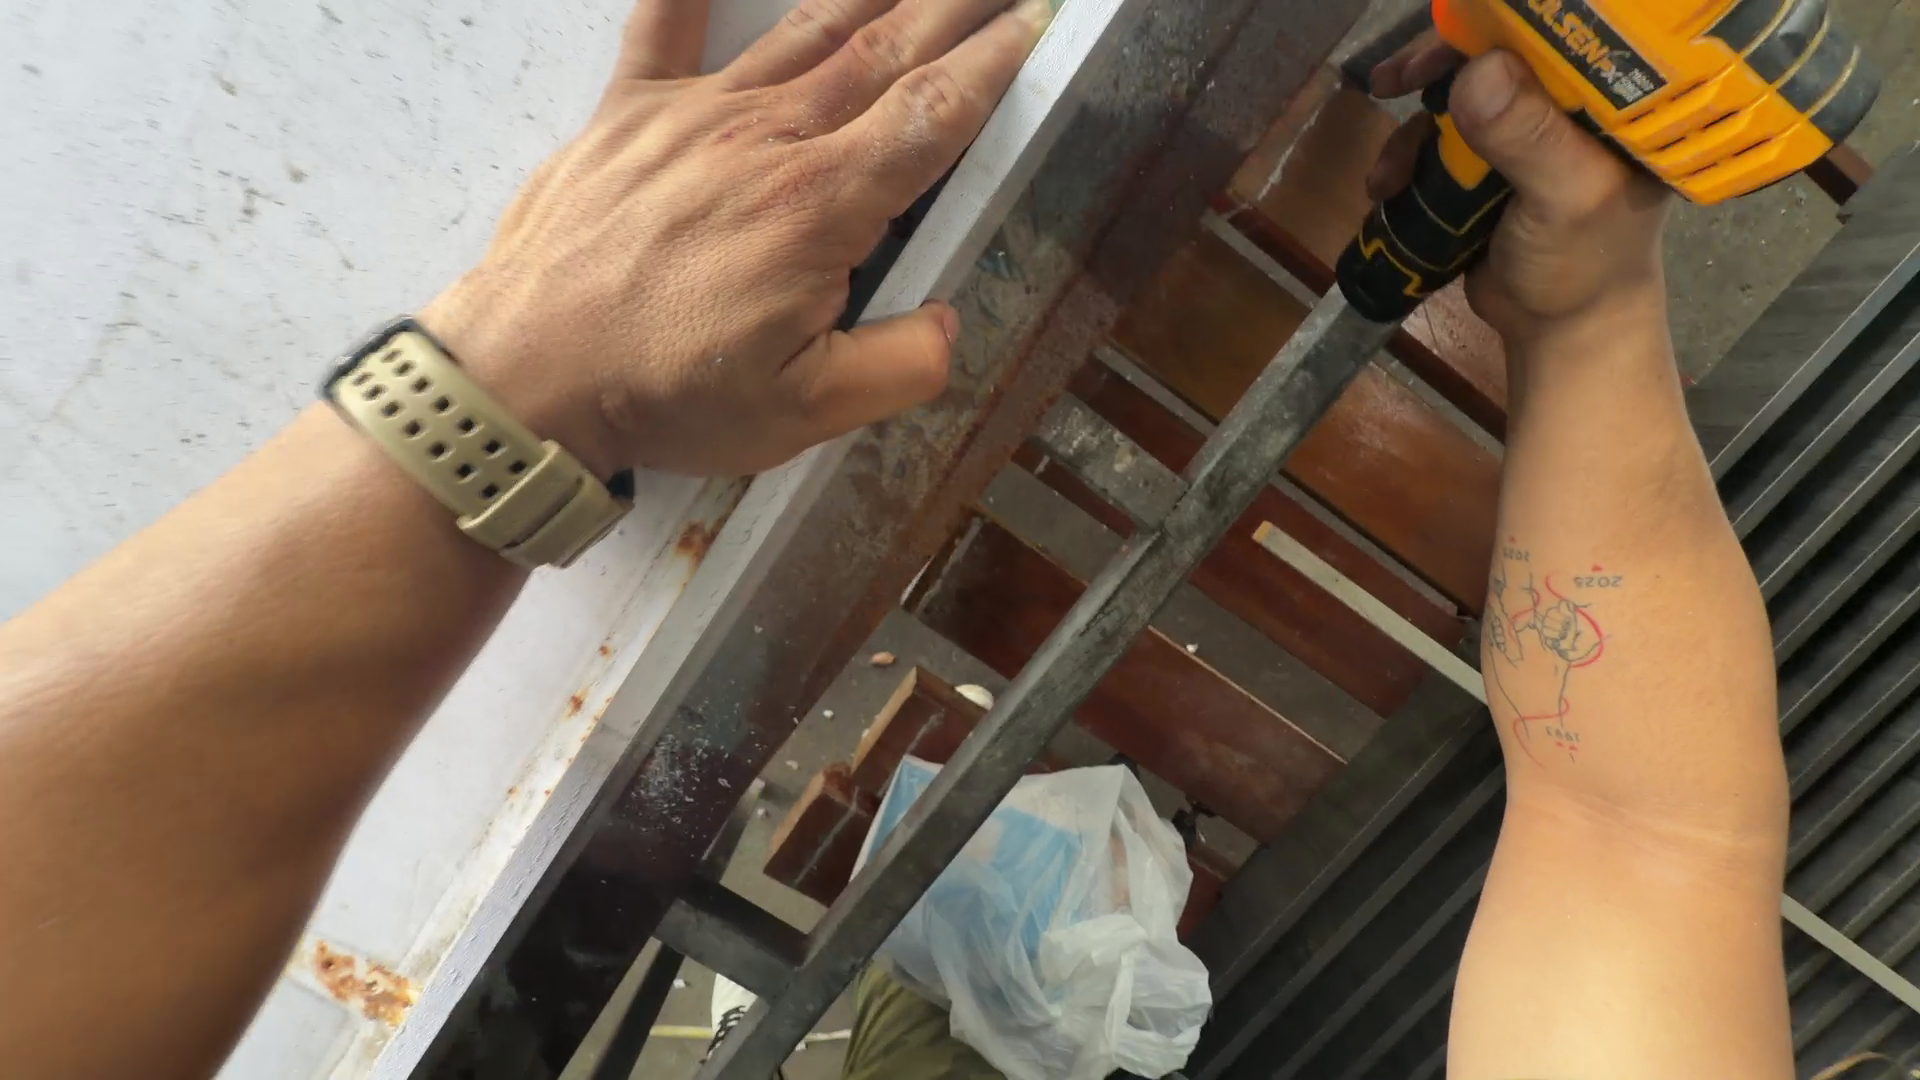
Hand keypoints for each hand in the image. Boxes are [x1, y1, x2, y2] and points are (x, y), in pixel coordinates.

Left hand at [422, 0, 1054, 476]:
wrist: (528, 377)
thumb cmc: (670, 396)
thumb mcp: (808, 412)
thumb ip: (900, 367)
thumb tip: (950, 322)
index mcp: (817, 211)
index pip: (928, 118)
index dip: (990, 68)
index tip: (1033, 24)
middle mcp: (765, 142)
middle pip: (880, 53)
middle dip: (952, 7)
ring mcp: (692, 119)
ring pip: (803, 31)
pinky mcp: (626, 119)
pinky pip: (664, 26)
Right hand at [1368, 36, 1671, 347]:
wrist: (1553, 326)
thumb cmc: (1582, 264)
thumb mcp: (1564, 198)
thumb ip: (1527, 137)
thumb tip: (1475, 73)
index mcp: (1618, 89)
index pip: (1569, 26)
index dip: (1509, 16)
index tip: (1457, 26)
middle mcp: (1572, 98)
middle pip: (1500, 53)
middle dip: (1438, 67)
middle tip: (1394, 81)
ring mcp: (1523, 134)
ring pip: (1454, 102)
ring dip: (1409, 136)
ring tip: (1384, 179)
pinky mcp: (1484, 167)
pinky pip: (1435, 146)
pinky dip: (1403, 163)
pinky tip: (1386, 190)